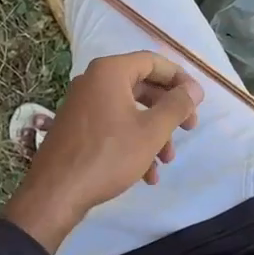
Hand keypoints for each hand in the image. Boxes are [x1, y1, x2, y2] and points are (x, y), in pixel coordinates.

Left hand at [0, 52, 202, 252]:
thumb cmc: (108, 155)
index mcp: (110, 72)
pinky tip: (146, 175)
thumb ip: (177, 106)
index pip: (154, 62)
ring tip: (166, 162)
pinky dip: (133, 144)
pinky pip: (113, 126)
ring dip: (153, 134)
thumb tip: (194, 89)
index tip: (197, 101)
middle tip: (189, 130)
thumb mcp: (151, 131)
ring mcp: (82, 105)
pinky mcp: (77, 128)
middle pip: (143, 87)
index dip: (180, 79)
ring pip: (130, 111)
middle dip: (168, 111)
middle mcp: (93, 81)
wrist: (55, 192)